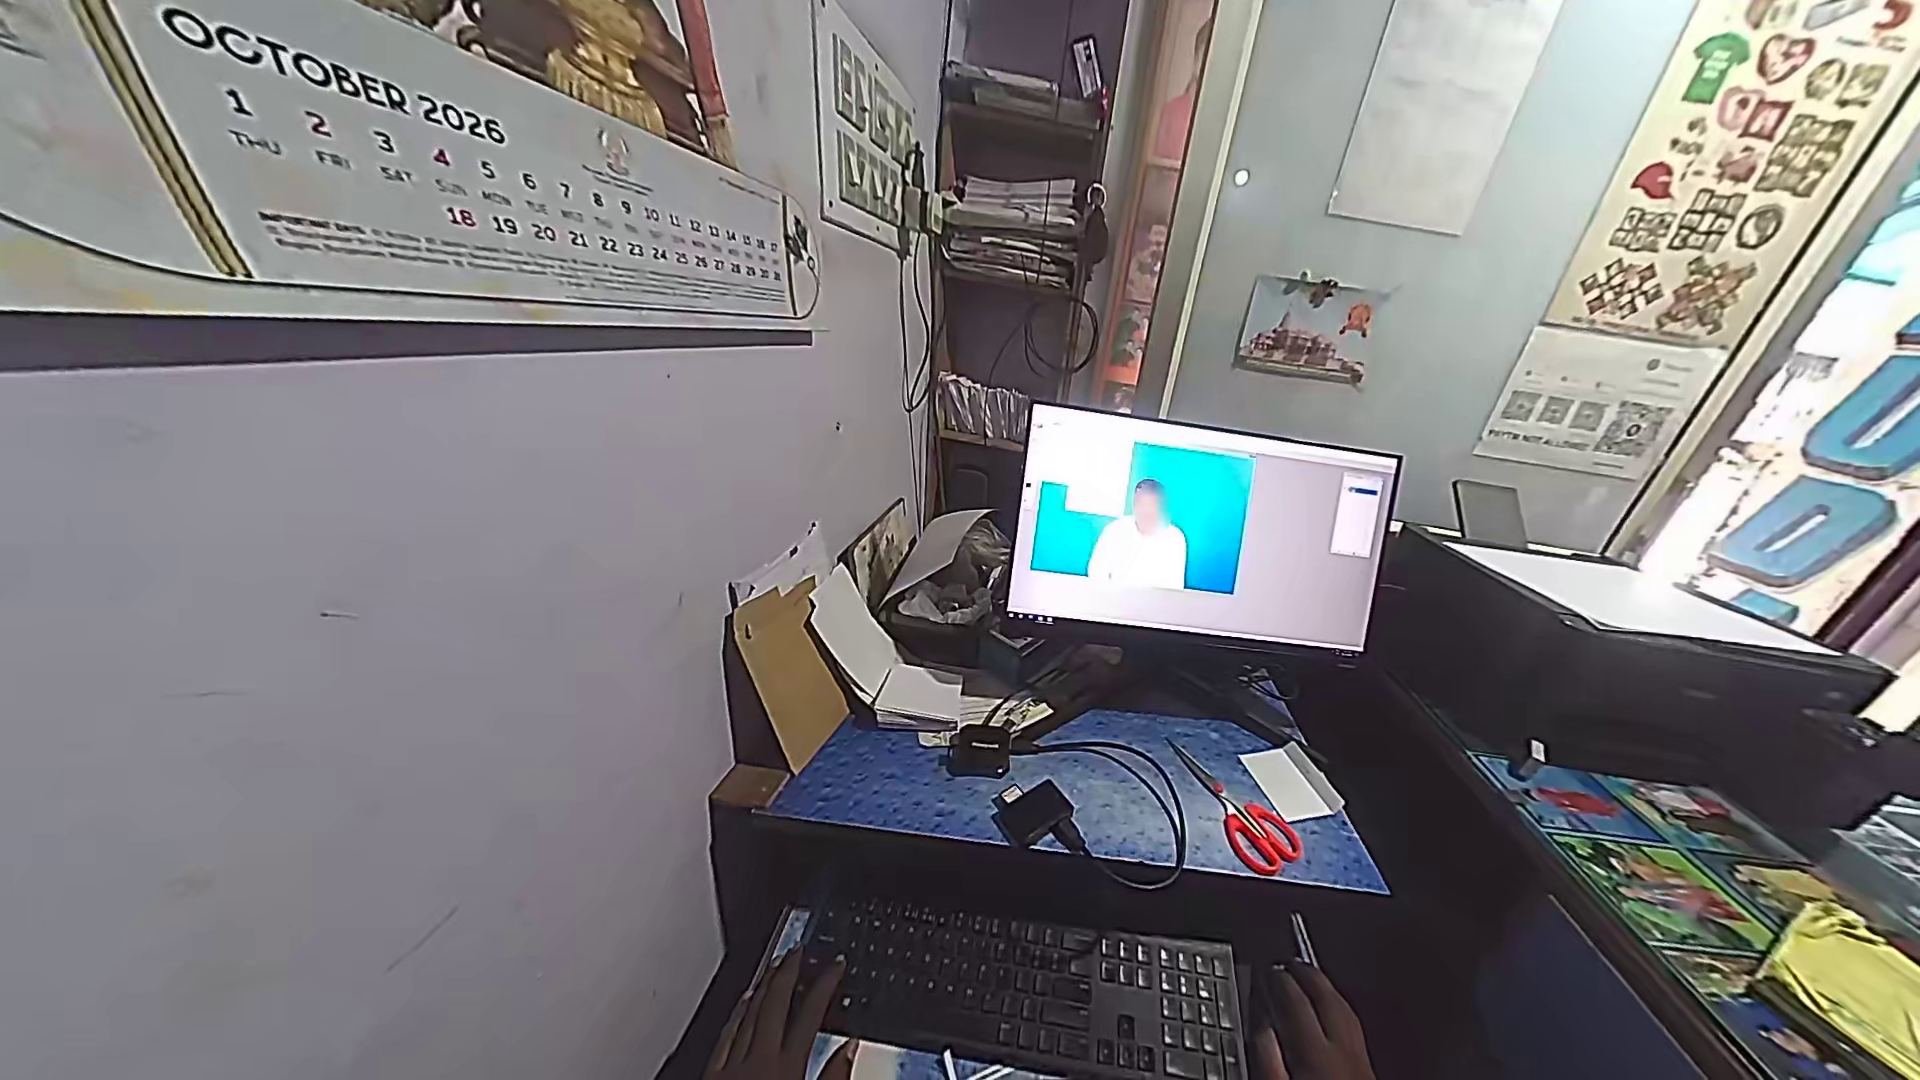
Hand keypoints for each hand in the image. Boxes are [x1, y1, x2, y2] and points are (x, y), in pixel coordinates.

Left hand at [708, 951, 857, 1079]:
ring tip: (777, 964)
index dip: (825, 983)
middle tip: (801, 950)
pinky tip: (744, 999)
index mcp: (786, 1070)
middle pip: (776, 1002)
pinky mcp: (710, 1077)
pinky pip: (726, 1032)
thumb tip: (848, 1050)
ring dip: (765, 983)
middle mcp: (758, 1061)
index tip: (836, 965)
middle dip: (790, 971)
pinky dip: (738, 1010)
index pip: (811, 1013)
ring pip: (750, 1011)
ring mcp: (731, 1068)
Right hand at [1247, 963, 1373, 1079]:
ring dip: (1323, 986)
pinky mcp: (1373, 1072)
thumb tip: (1260, 1015)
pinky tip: (1327, 1010)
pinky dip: (1337, 1008)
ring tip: (1304, 975)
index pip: (1293, 996)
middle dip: (1303, 971)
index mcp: (1316, 1057)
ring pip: (1345, 1009)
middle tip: (1284, 961)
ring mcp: (1365, 1065)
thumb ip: (1264, 1049)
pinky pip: (1354, 1026)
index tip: (1264, 969)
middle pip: (1325, 995)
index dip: (1275, 976)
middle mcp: (1346, 1056)